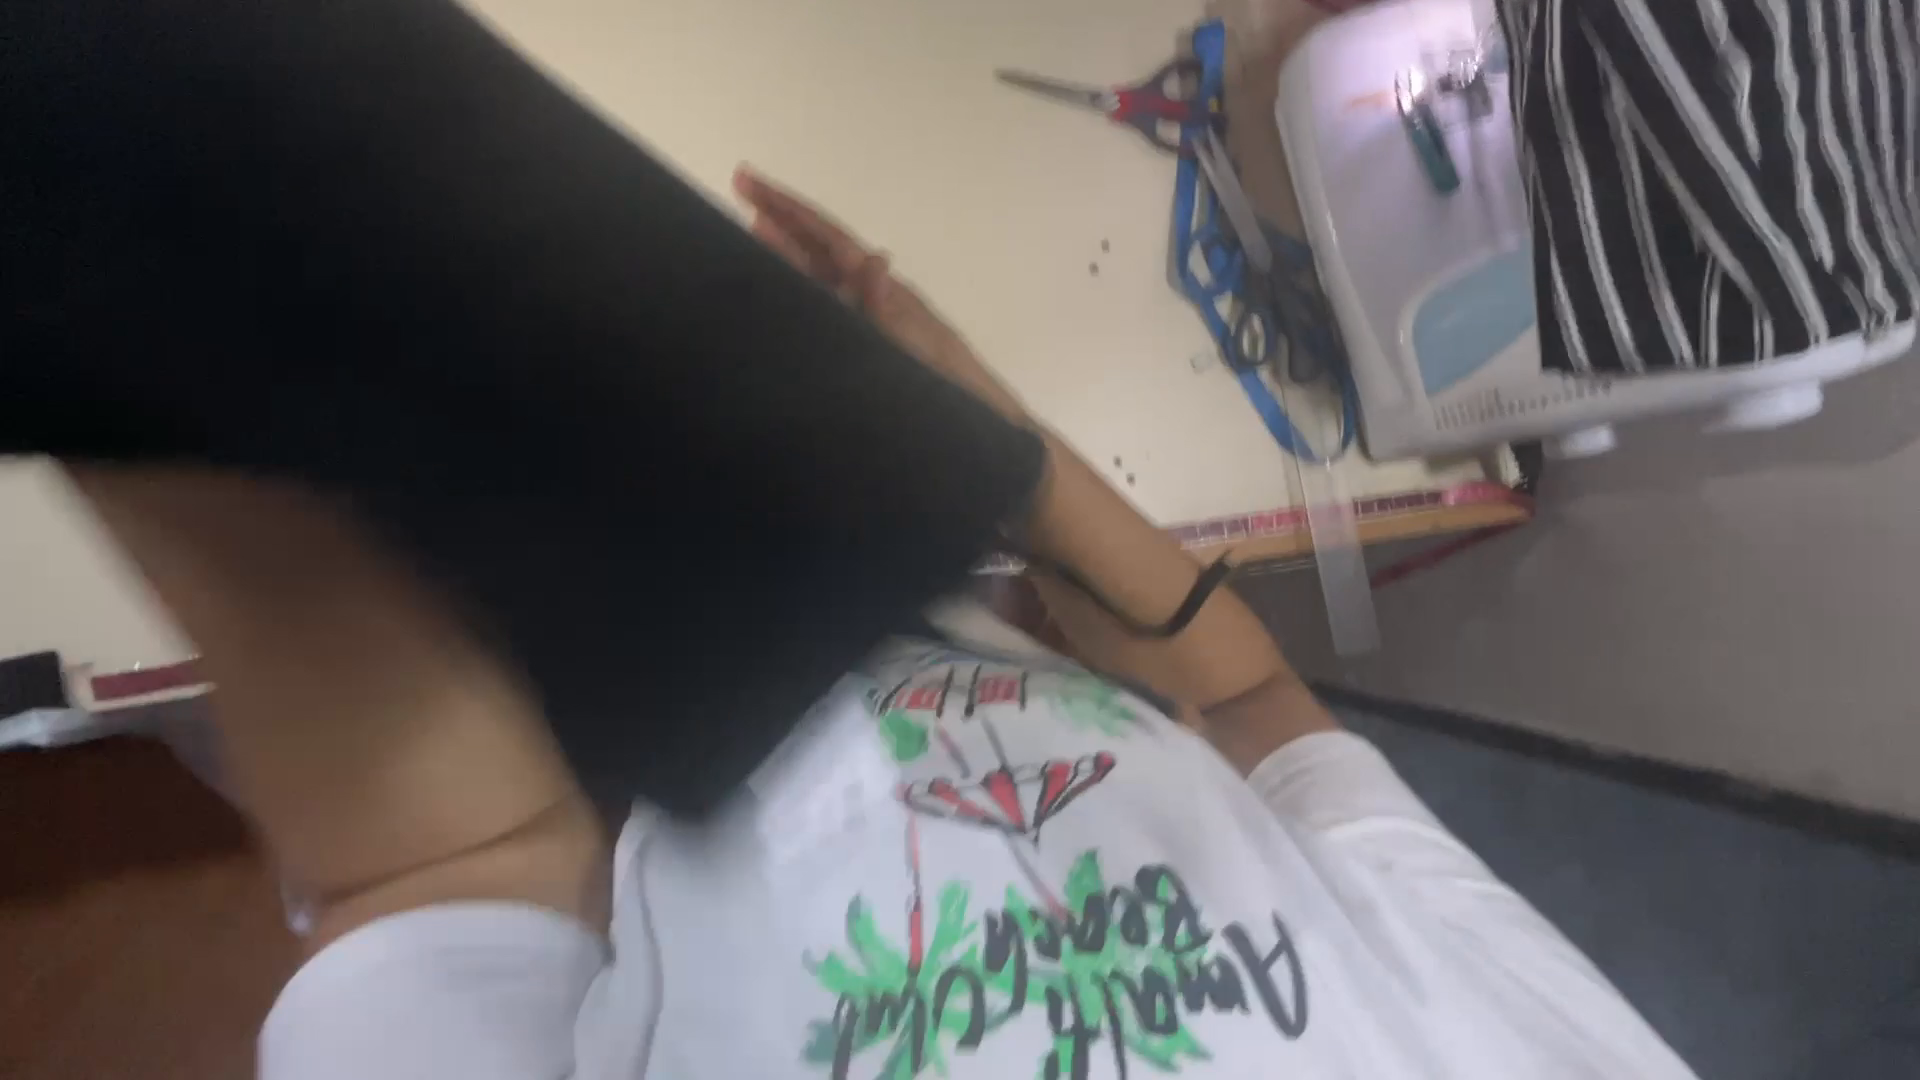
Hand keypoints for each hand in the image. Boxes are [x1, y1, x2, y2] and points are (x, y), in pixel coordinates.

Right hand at [731, 165, 1030, 423]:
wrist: (971, 415)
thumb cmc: (941, 381)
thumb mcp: (912, 345)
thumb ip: (887, 308)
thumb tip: (874, 258)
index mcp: (882, 286)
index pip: (830, 237)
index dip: (789, 208)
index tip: (748, 181)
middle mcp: (875, 292)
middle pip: (823, 246)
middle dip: (783, 218)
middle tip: (740, 187)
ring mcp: (872, 314)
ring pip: (824, 272)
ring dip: (790, 250)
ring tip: (754, 229)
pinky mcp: (869, 339)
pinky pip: (830, 303)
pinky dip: (805, 290)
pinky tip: (790, 292)